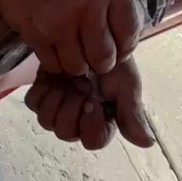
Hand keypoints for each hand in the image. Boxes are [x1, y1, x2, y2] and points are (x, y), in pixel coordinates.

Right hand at [0, 0, 140, 77]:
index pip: (128, 32)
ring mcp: (61, 25)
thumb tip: (118, 28)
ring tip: (76, 59)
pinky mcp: (36, 36)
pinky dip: (57, 64)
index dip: (126, 49)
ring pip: (77, 65)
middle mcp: (88, 8)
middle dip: (103, 63)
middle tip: (97, 62)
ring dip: (79, 67)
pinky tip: (57, 55)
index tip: (120, 52)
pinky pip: (53, 63)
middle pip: (103, 55)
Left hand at [22, 58, 154, 149]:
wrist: (93, 36)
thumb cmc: (114, 62)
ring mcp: (54, 111)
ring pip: (46, 120)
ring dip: (59, 97)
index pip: (93, 141)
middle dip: (73, 106)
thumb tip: (148, 144)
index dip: (91, 124)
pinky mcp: (39, 97)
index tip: (94, 103)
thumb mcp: (127, 85)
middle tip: (83, 83)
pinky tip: (55, 77)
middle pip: (65, 132)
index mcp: (99, 123)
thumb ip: (132, 114)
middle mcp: (75, 122)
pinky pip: (33, 103)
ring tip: (71, 78)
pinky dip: (44, 88)